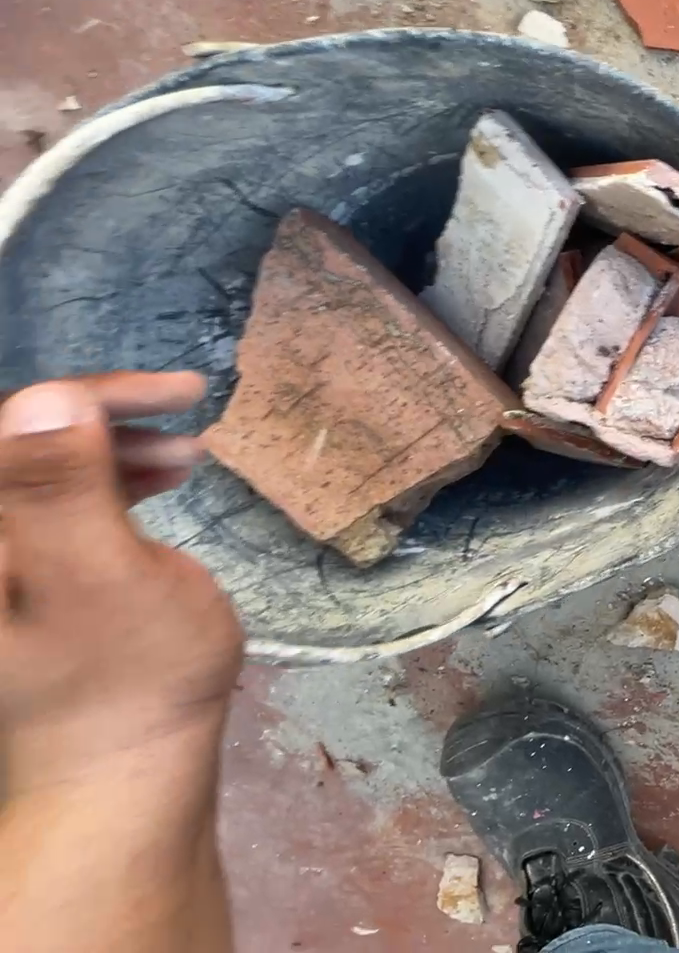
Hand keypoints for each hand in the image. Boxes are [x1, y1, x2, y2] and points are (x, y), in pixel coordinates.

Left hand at [0, 373, 242, 794]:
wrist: (125, 751)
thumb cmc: (130, 670)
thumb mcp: (106, 580)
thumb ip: (62, 494)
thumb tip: (47, 399)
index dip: (77, 397)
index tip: (181, 395)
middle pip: (6, 442)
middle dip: (94, 415)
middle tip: (191, 413)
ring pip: (29, 464)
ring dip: (104, 444)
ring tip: (189, 454)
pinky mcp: (18, 567)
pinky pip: (45, 496)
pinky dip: (102, 475)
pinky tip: (158, 478)